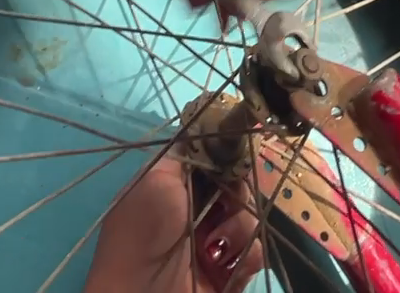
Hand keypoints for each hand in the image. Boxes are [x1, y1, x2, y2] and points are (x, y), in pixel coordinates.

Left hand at [84, 157, 263, 291]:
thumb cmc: (143, 232)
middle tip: (224, 200)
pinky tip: (220, 264)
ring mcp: (215, 238)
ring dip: (237, 226)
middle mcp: (198, 206)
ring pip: (250, 214)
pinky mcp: (231, 270)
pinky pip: (256, 250)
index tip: (235, 148)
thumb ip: (188, 152)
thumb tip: (215, 129)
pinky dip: (244, 255)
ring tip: (213, 244)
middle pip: (236, 181)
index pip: (212, 154)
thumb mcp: (156, 179)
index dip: (226, 151)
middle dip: (236, 188)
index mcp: (176, 181)